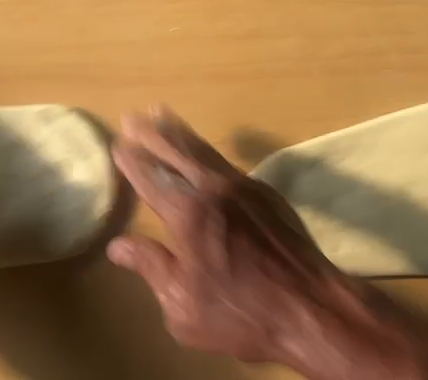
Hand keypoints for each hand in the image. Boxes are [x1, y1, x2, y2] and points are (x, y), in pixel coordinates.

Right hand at [104, 107, 377, 371]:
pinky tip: (201, 150)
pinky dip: (205, 149)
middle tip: (133, 115)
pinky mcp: (266, 193)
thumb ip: (151, 267)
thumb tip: (119, 245)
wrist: (309, 306)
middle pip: (178, 153)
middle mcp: (215, 190)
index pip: (153, 179)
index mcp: (189, 214)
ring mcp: (244, 186)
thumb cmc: (241, 313)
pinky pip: (226, 162)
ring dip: (180, 132)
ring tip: (162, 113)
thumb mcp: (183, 305)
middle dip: (153, 133)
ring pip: (204, 150)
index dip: (134, 162)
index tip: (118, 143)